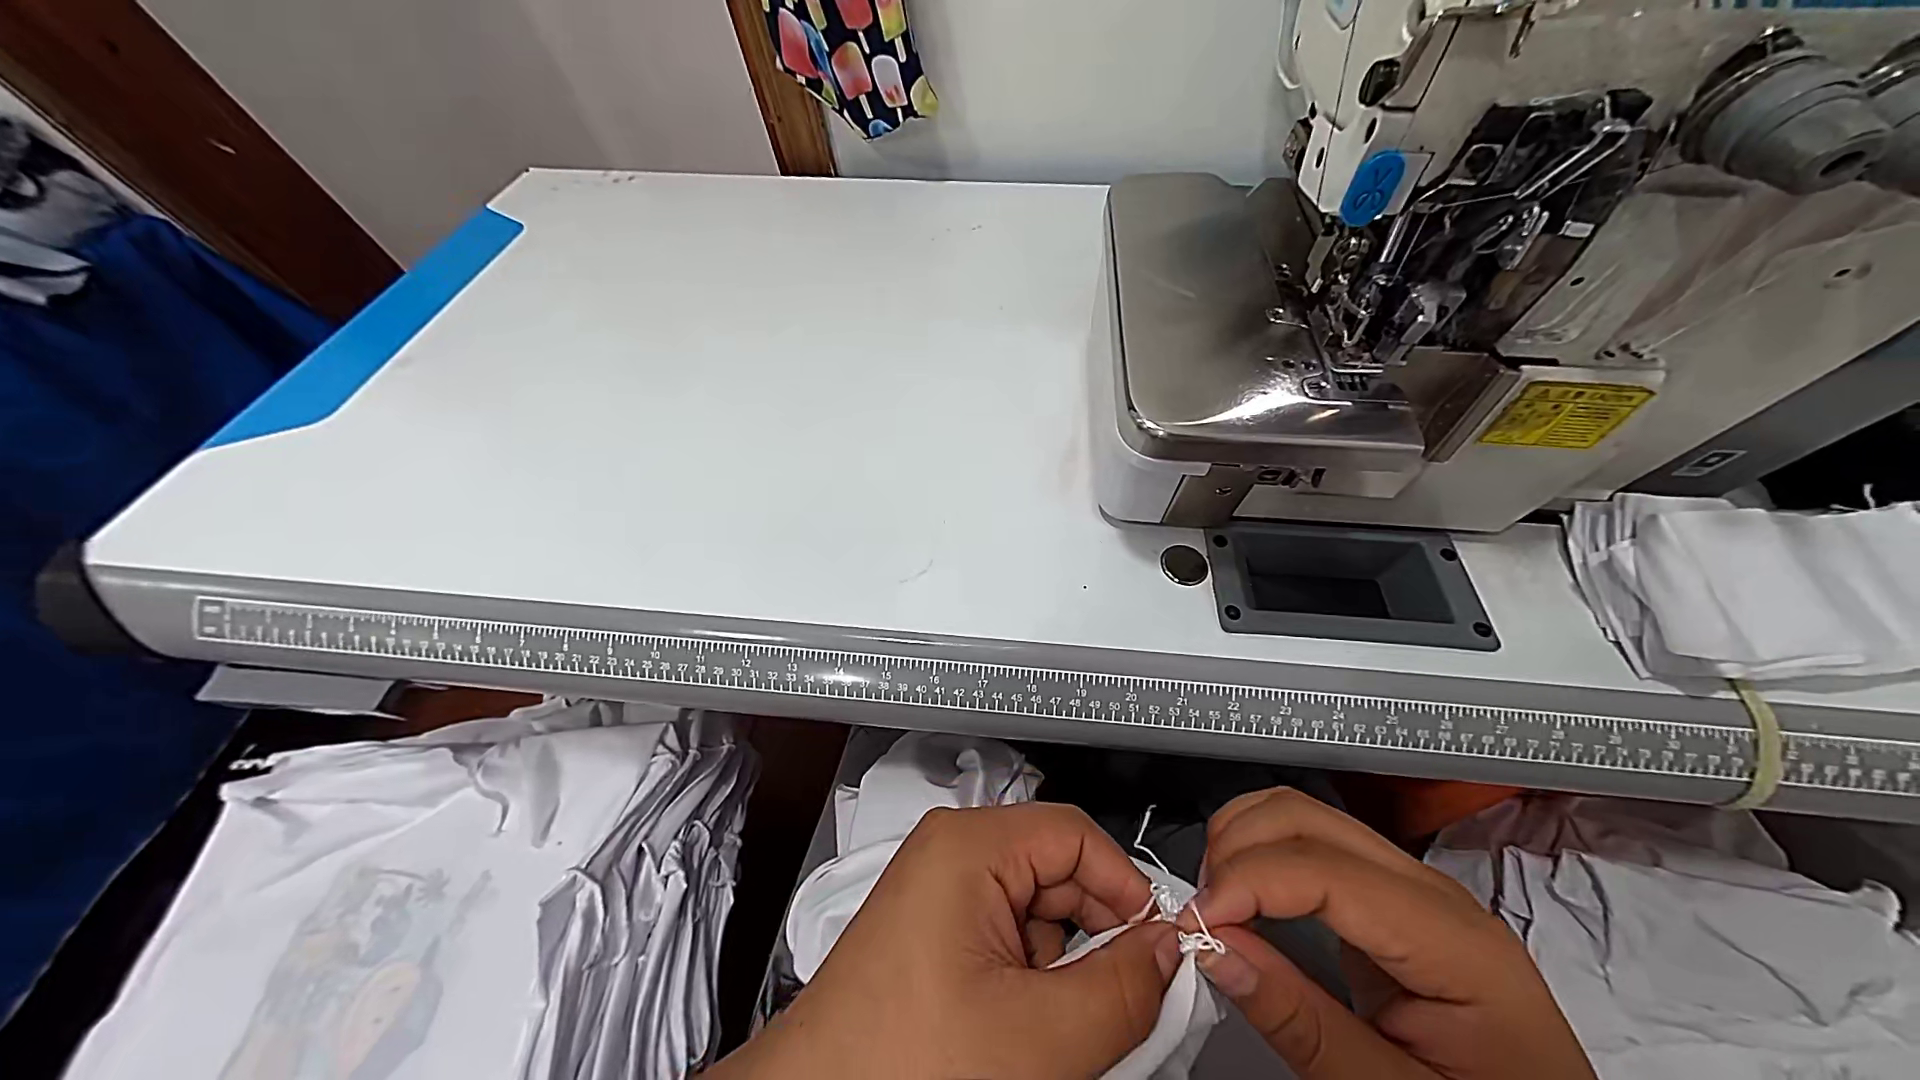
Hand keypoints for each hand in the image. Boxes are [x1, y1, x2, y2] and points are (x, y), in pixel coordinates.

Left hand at [708, 802, 1177, 1079]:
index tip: (1159, 944)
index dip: (1127, 888)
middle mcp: (949, 856)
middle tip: (1125, 1000)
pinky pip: (1006, 936)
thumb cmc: (892, 1064)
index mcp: (968, 847)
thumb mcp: (1041, 1036)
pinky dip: (1032, 980)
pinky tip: (1028, 1031)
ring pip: (1037, 911)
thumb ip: (1124, 987)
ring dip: (1064, 968)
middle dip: (1096, 937)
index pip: (1077, 836)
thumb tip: (1163, 953)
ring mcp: (940, 892)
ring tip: (1060, 1031)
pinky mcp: (934, 929)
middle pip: (1058, 871)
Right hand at [1178, 788, 1594, 1079]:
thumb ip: (1303, 1025)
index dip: (1246, 882)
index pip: (1325, 869)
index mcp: (1455, 943)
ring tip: (1214, 910)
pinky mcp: (1381, 897)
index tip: (1195, 924)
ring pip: (1297, 814)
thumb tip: (1217, 951)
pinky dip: (1254, 856)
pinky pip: (1303, 843)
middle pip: (1303, 815)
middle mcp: (1430, 893)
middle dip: (1233, 849)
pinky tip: (1239, 902)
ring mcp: (1406, 886)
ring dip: (1238, 845)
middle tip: (1199, 916)